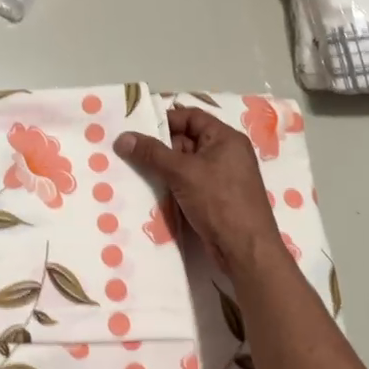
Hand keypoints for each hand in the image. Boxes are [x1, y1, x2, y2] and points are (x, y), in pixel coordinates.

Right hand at [115, 106, 280, 268]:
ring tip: (134, 168)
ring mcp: (223, 177)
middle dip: (159, 145)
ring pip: (186, 163)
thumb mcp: (182, 172)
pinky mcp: (217, 198)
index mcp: (226, 138)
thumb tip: (122, 138)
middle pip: (187, 139)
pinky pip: (189, 181)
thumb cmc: (219, 202)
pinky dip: (172, 183)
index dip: (164, 119)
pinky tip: (152, 188)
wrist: (246, 251)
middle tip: (129, 149)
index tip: (136, 127)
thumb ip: (151, 153)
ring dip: (163, 166)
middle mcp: (227, 153)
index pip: (190, 117)